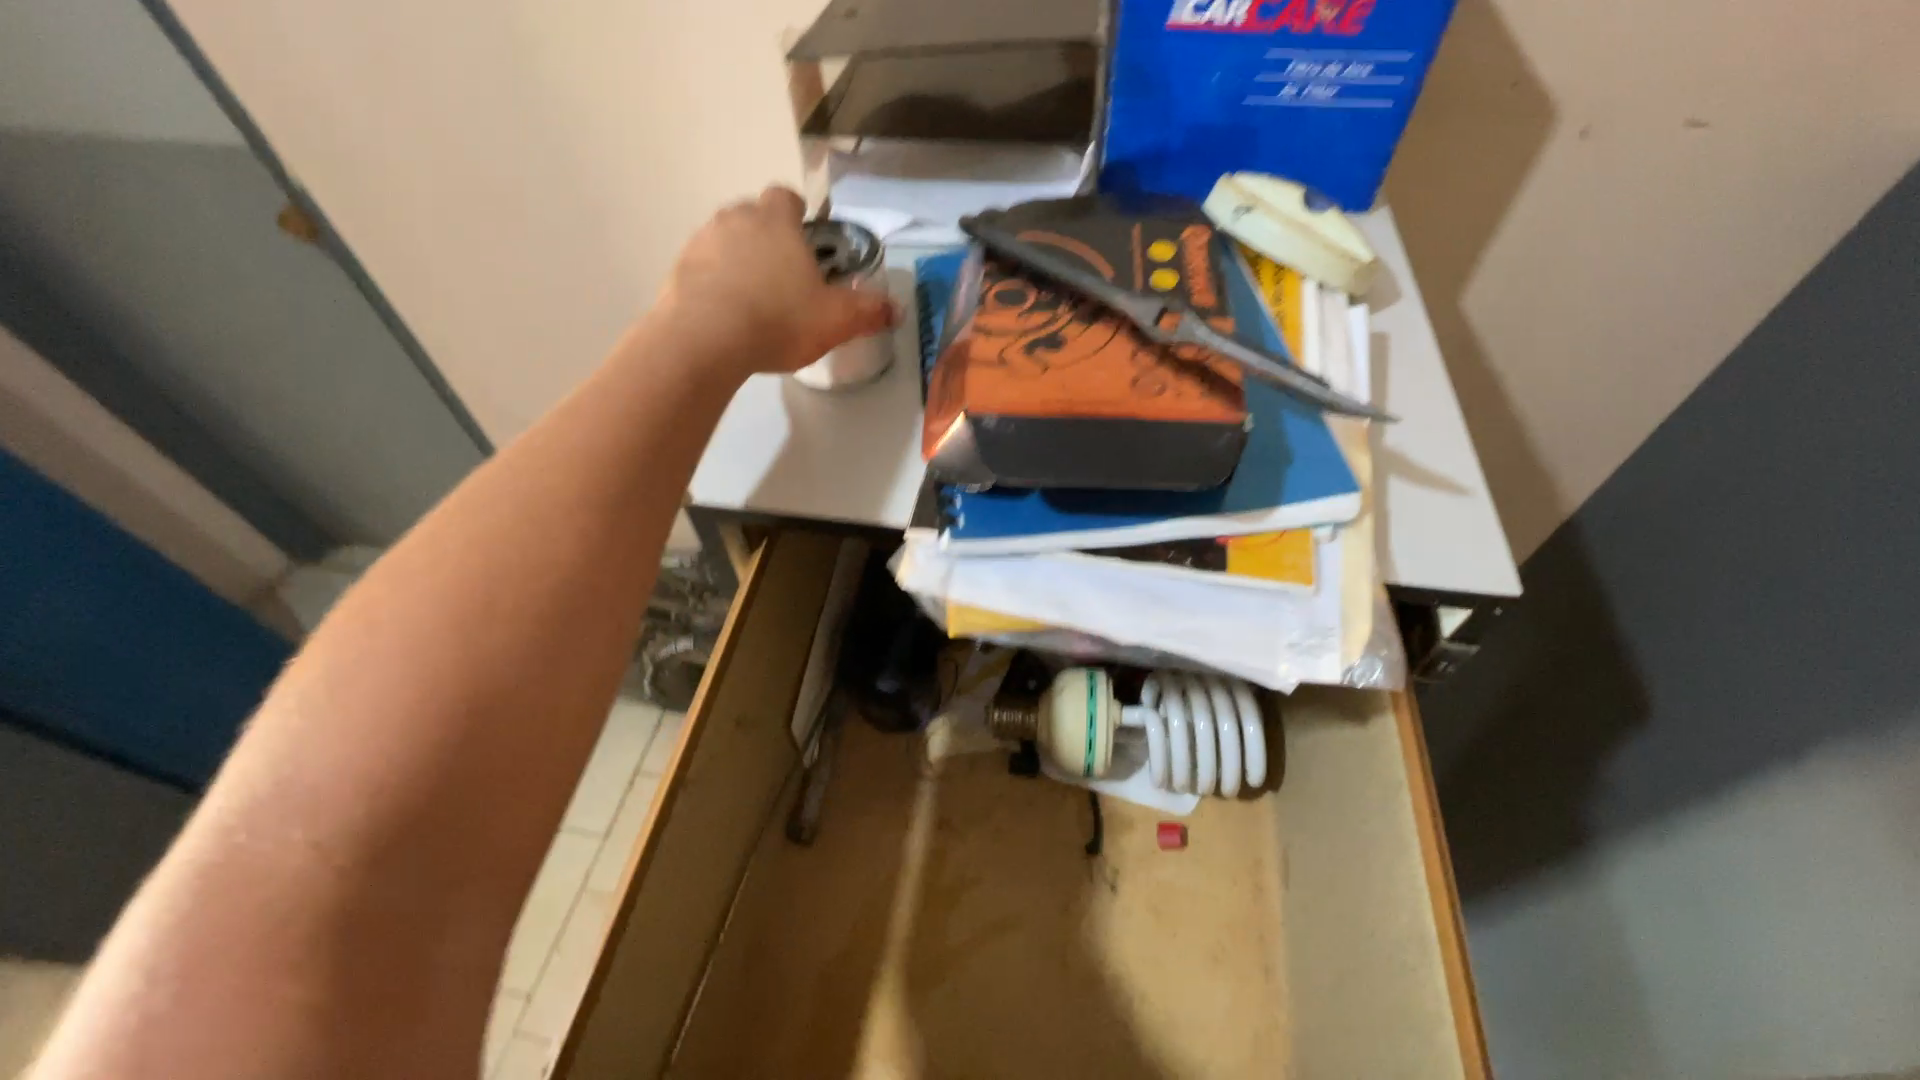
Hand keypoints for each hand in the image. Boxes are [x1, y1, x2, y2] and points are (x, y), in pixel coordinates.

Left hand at [654, 186, 895, 379]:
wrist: (702, 340)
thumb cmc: (777, 319)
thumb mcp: (834, 321)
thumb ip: (867, 312)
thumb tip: (897, 309)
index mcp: (775, 221)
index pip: (786, 197)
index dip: (797, 215)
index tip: (805, 240)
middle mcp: (734, 219)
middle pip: (753, 216)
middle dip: (767, 239)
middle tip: (784, 278)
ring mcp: (700, 243)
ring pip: (725, 242)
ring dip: (738, 262)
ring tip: (753, 302)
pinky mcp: (676, 271)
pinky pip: (702, 270)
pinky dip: (714, 285)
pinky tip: (725, 318)